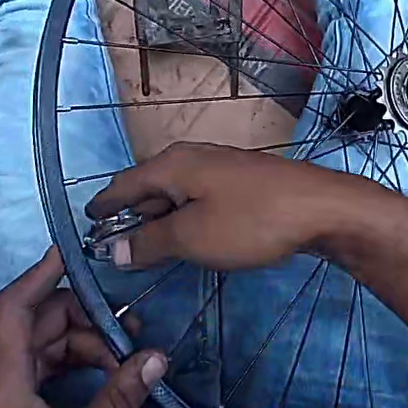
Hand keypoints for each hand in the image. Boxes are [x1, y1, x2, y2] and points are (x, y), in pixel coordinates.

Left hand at [0, 248, 165, 407]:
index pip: (15, 306)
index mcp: (4, 379)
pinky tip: (103, 378)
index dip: (41, 272)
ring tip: (124, 358)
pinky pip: (42, 369)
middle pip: (37, 323)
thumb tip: (155, 358)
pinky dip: (72, 365)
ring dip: (82, 344)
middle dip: (83, 318)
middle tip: (129, 329)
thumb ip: (116, 406)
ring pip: (43, 346)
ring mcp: (2, 394)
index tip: (74, 251)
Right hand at [84, 141, 400, 270]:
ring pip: (172, 190)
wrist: (320, 208)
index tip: (86, 222)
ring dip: (156, 215)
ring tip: (147, 242)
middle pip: (146, 185)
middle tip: (115, 242)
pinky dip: (181, 213)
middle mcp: (188, 157)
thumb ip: (149, 242)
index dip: (103, 205)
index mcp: (171, 165)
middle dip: (129, 212)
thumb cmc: (251, 220)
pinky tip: (188, 232)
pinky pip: (194, 194)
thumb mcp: (192, 237)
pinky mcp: (237, 179)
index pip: (123, 184)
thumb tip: (113, 249)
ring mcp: (215, 165)